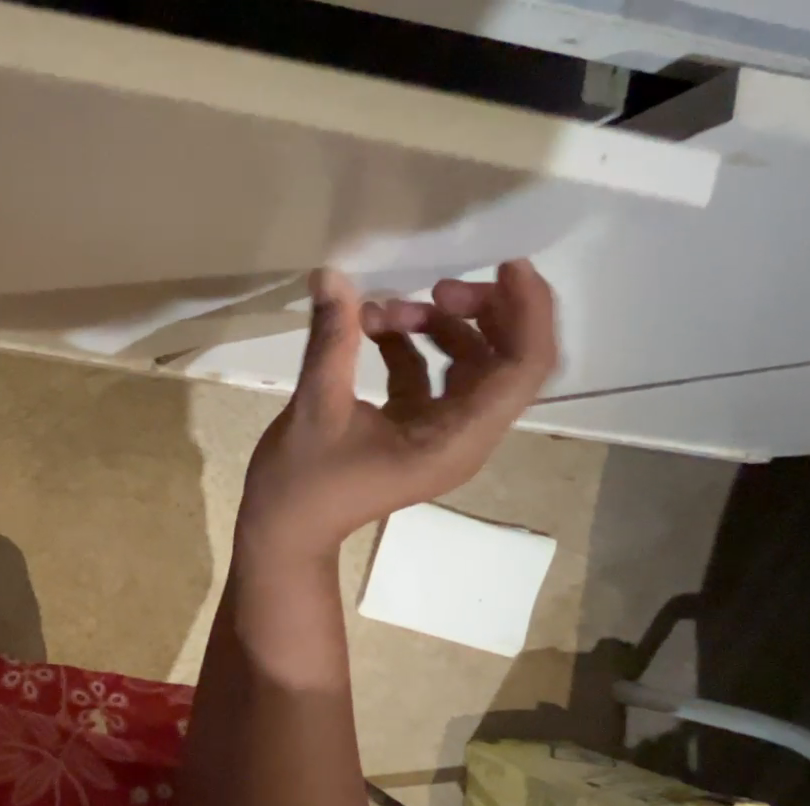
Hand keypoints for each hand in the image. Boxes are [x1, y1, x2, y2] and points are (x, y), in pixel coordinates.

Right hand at [239, 260, 559, 559]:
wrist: (282, 534)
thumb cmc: (300, 482)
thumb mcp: (314, 407)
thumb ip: (329, 341)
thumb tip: (331, 275)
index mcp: (456, 440)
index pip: (523, 369)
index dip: (527, 312)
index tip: (503, 266)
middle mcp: (463, 438)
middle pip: (506, 362)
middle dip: (479, 314)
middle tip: (432, 286)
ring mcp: (439, 436)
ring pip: (470, 367)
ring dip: (440, 329)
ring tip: (384, 309)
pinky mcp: (414, 432)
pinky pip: (434, 380)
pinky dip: (413, 349)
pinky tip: (373, 329)